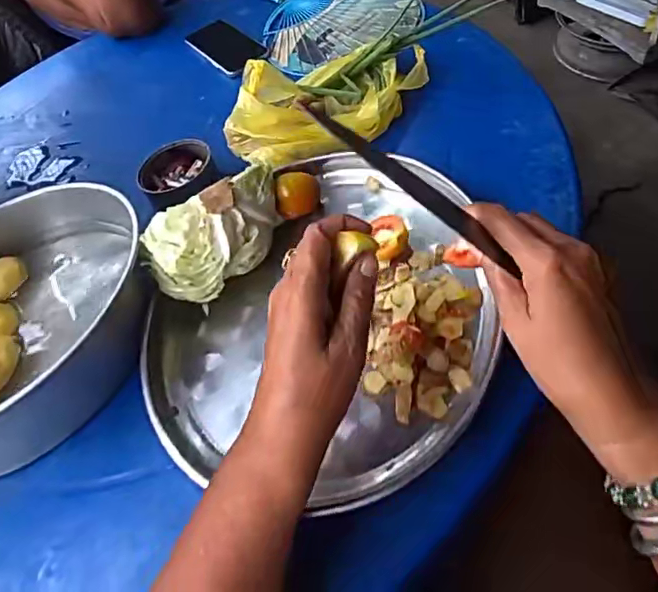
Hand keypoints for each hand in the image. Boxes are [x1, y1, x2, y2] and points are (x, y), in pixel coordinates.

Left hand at [243, 215, 378, 466]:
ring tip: (368, 289)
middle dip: (347, 246)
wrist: (281, 434)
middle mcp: (285, 290)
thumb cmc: (318, 391)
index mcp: (300, 289)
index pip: (315, 233)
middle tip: (377, 266)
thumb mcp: (350, 342)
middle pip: (313, 247)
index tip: (372, 234)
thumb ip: (359, 295)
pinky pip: (308, 287)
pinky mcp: (284, 320)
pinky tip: (350, 310)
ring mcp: (281, 305)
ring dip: (340, 267)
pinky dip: (331, 285)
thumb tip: (367, 258)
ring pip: (311, 267)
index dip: (344, 224)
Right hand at [468, 204, 657, 480]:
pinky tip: (530, 275)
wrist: (616, 392)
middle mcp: (571, 248)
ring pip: (544, 229)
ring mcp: (589, 256)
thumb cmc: (559, 366)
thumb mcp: (517, 325)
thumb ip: (498, 278)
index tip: (458, 217)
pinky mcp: (598, 268)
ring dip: (520, 236)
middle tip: (476, 248)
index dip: (477, 213)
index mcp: (547, 260)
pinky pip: (561, 244)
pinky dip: (540, 248)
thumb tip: (481, 250)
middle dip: (498, 226)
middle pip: (525, 219)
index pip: (503, 220)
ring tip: (500, 263)